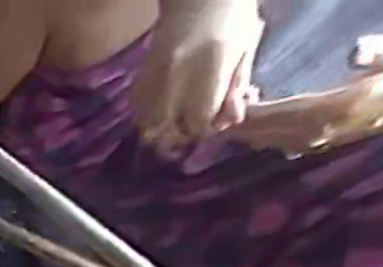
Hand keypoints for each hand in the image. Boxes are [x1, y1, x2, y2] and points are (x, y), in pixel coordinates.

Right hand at [130, 0, 264, 147]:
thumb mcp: (245, 49)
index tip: (214, 124)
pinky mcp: (137, 85)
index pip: (200, 119)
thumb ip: (235, 87)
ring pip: (149, 127)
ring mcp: (151, 82)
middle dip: (182, 132)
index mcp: (210, 65)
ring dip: (163, 129)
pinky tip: (165, 107)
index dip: (207, 127)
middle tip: (195, 124)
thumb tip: (228, 122)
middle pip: (169, 129)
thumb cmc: (232, 17)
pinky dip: (151, 119)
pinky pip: (139, 116)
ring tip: (178, 118)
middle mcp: (175, 78)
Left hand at [231, 31, 382, 152]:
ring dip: (246, 127)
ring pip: (263, 140)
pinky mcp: (317, 144)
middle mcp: (316, 131)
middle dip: (236, 121)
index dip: (247, 109)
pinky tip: (258, 117)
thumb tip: (357, 50)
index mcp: (335, 108)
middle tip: (228, 101)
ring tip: (241, 105)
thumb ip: (382, 51)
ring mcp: (315, 141)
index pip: (276, 113)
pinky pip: (275, 143)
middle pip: (260, 132)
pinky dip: (259, 132)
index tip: (231, 96)